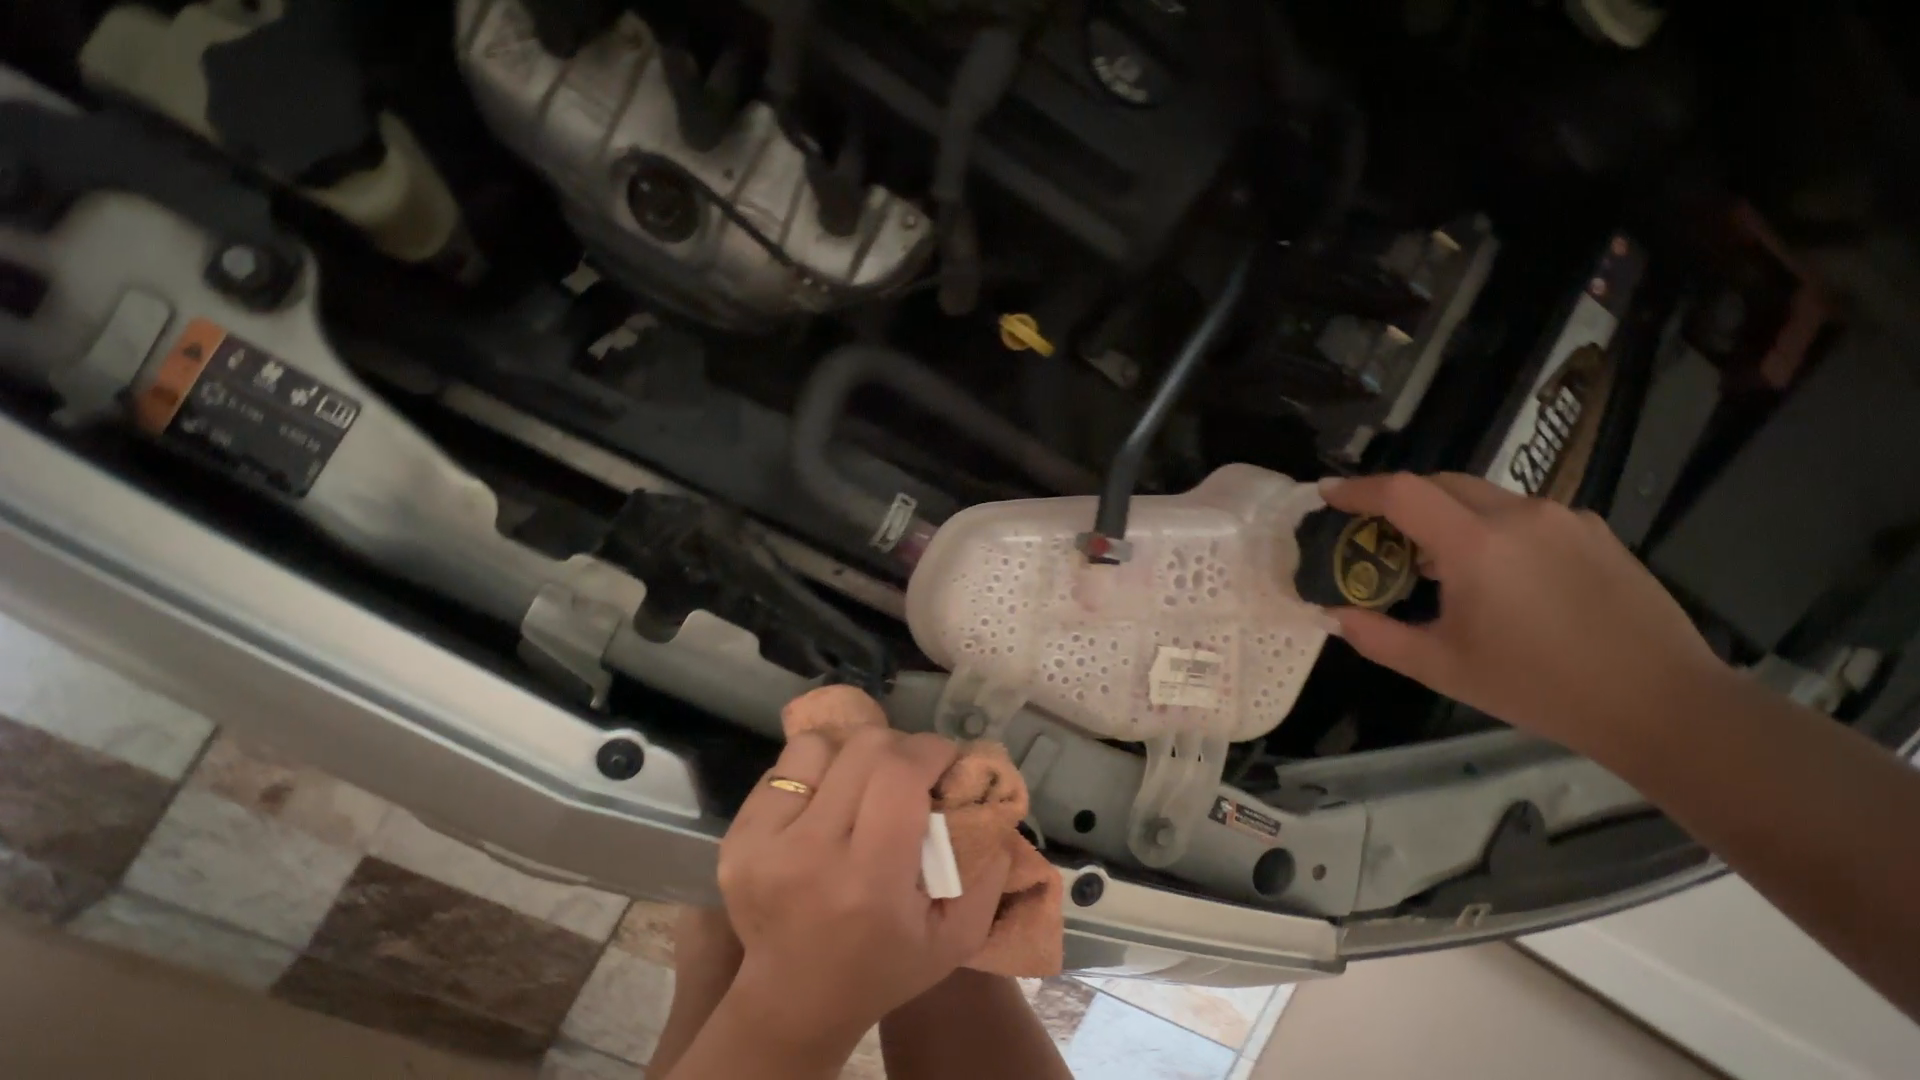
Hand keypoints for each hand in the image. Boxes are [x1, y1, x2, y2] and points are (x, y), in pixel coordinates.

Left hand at [716, 727, 1011, 1050]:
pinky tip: (827, 803)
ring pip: (818, 746)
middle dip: (900, 748)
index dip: (931, 750)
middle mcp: (810, 853)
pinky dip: (815, 772)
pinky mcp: (737, 837)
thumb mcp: (956, 937)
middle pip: (864, 748)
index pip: (900, 772)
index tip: (945, 762)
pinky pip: (784, 768)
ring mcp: (764, 843)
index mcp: (869, 881)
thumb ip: (986, 868)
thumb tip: (993, 798)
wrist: (796, 1000)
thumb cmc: (885, 967)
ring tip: (864, 784)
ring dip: (851, 754)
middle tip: (912, 772)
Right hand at [1321, 472, 1727, 757]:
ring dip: (1448, 515)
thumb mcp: (1442, 668)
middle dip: (1400, 498)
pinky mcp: (1596, 532)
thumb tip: (1333, 615)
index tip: (1326, 494)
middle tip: (1377, 532)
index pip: (1401, 492)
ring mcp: (1564, 519)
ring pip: (1485, 497)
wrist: (1661, 702)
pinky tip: (1499, 574)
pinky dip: (1492, 528)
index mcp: (1475, 545)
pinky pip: (1526, 514)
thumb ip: (1378, 637)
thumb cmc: (1538, 687)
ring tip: (1436, 561)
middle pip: (1441, 482)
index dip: (1357, 489)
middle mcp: (1518, 515)